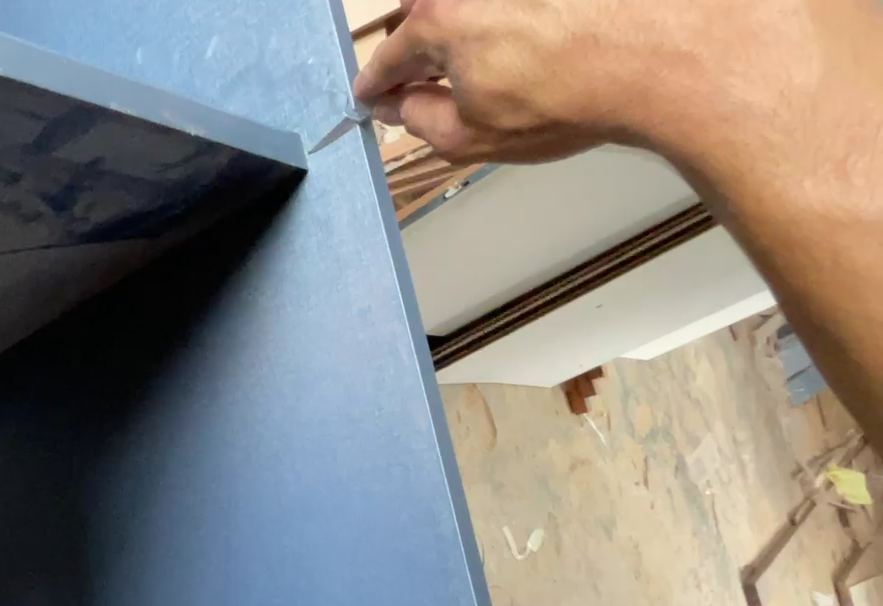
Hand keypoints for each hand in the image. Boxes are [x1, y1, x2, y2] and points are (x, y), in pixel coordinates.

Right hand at [351, 0, 815, 166]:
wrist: (689, 49)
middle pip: (427, 7)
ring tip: (485, 54)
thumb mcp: (471, 137)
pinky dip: (515, 18)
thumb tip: (400, 106)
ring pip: (471, 2)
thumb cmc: (573, 99)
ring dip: (467, 22)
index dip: (376, 85)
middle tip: (429, 71)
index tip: (373, 98)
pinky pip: (518, 8)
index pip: (388, 58)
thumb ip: (419, 119)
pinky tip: (538, 33)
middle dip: (420, 38)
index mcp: (441, 20)